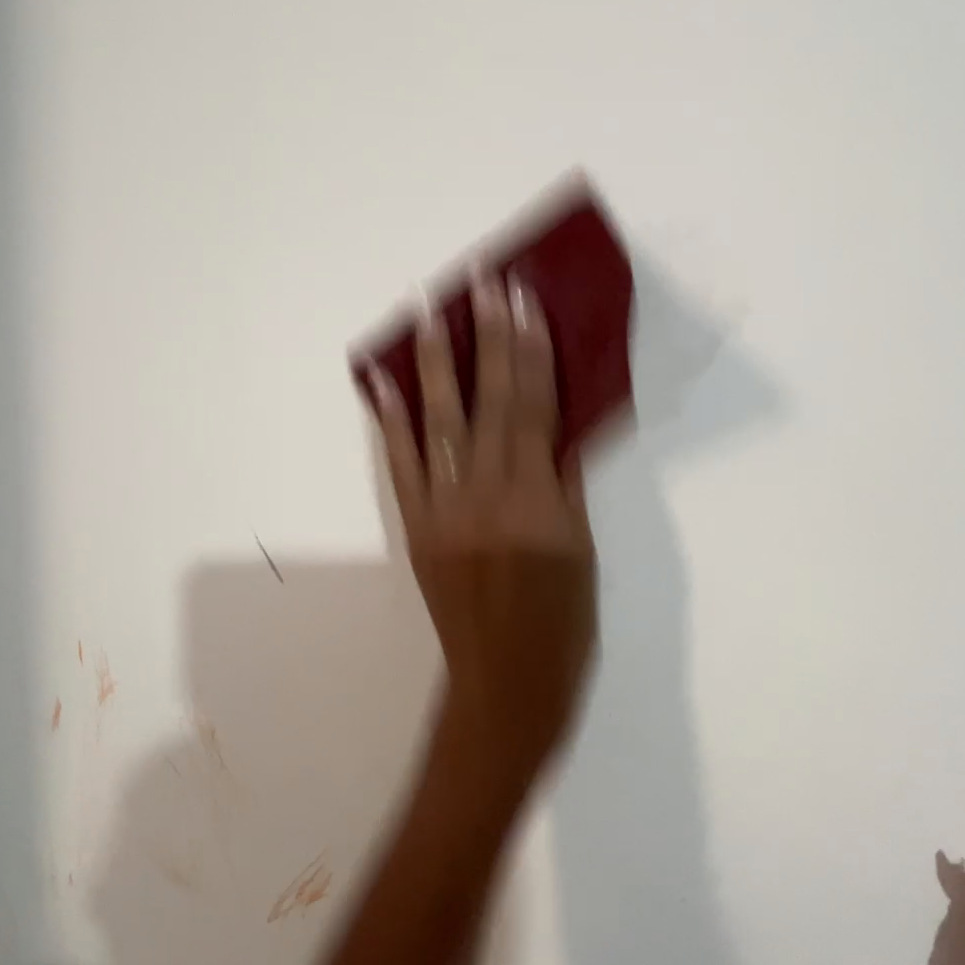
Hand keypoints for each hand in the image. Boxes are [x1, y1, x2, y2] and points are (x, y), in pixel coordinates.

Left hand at [367, 270, 597, 787]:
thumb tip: (562, 420)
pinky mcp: (416, 527)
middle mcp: (486, 495)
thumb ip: (568, 482)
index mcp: (538, 501)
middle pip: (489, 401)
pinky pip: (400, 466)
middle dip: (485, 336)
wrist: (505, 684)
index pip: (535, 408)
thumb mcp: (583, 551)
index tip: (522, 300)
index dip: (529, 350)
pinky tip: (381, 381)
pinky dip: (390, 421)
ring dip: (432, 362)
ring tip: (424, 309)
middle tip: (479, 281)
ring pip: (439, 421)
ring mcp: (443, 509)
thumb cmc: (563, 626)